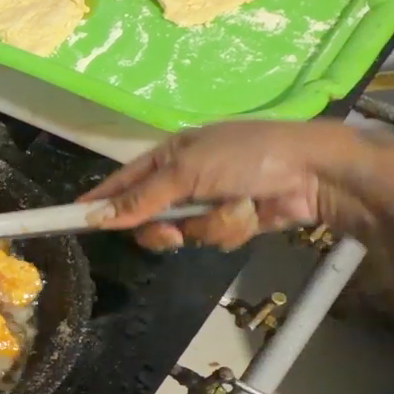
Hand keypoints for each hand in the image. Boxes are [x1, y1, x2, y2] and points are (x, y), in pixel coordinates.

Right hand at [79, 121, 358, 250]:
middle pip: (147, 217)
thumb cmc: (248, 156)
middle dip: (161, 227)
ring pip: (182, 231)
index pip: (121, 183)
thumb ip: (140, 199)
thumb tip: (95, 218)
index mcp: (169, 157)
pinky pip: (214, 237)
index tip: (73, 219)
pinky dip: (233, 229)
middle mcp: (185, 179)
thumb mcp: (186, 172)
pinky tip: (253, 214)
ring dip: (208, 226)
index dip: (99, 201)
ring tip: (233, 211)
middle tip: (171, 232)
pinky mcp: (233, 221)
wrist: (319, 171)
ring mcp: (209, 201)